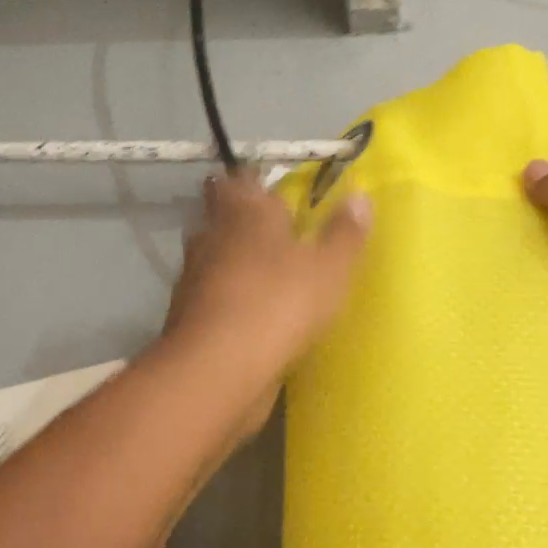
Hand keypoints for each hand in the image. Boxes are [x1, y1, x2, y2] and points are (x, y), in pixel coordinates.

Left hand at [166, 171, 371, 385]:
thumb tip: (360, 195)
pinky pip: (212, 295)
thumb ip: (345, 233)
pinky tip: (253, 315)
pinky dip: (229, 299)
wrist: (219, 367)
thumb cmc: (279, 303)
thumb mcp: (329, 268)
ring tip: (268, 277)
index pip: (245, 179)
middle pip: (223, 215)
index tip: (279, 196)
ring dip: (236, 262)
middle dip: (245, 222)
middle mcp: (212, 234)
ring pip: (215, 256)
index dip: (259, 184)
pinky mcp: (187, 314)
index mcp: (246, 210)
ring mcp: (194, 274)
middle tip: (276, 235)